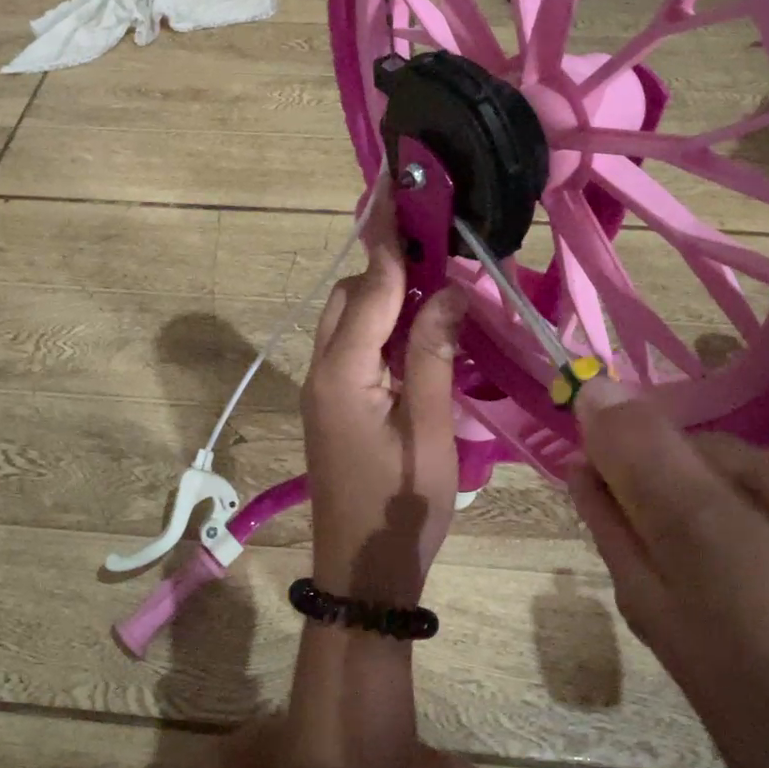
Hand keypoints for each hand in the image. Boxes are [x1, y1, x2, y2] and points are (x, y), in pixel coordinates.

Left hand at [300, 183, 466, 604]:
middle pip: (348, 298)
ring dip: (384, 297)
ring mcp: (322, 389)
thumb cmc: (402, 507)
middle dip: (386, 268)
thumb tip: (447, 291)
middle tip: (440, 251)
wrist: (362, 574)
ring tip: (437, 284)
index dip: (389, 241)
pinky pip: (353, 347)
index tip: (402, 193)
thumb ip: (433, 356)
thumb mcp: (429, 431)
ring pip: (347, 321)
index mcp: (341, 372)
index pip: (368, 289)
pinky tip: (420, 332)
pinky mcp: (332, 405)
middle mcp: (321, 370)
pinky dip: (381, 328)